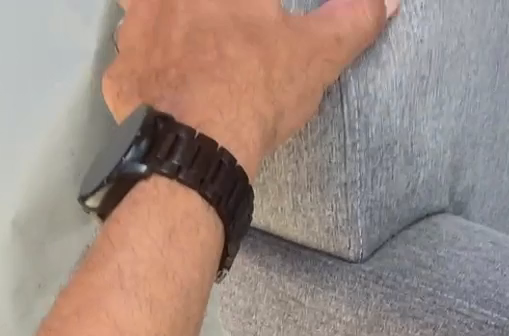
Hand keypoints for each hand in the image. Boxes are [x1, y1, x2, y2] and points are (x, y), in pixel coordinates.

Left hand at [102, 0, 396, 174]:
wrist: (201, 148)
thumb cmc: (258, 86)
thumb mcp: (317, 53)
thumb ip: (351, 20)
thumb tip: (389, 1)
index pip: (241, 1)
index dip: (248, 12)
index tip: (252, 26)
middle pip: (169, 0)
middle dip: (192, 13)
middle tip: (212, 33)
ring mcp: (132, 33)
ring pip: (135, 13)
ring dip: (156, 28)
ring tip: (183, 57)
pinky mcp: (119, 78)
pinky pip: (124, 68)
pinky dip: (141, 77)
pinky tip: (161, 95)